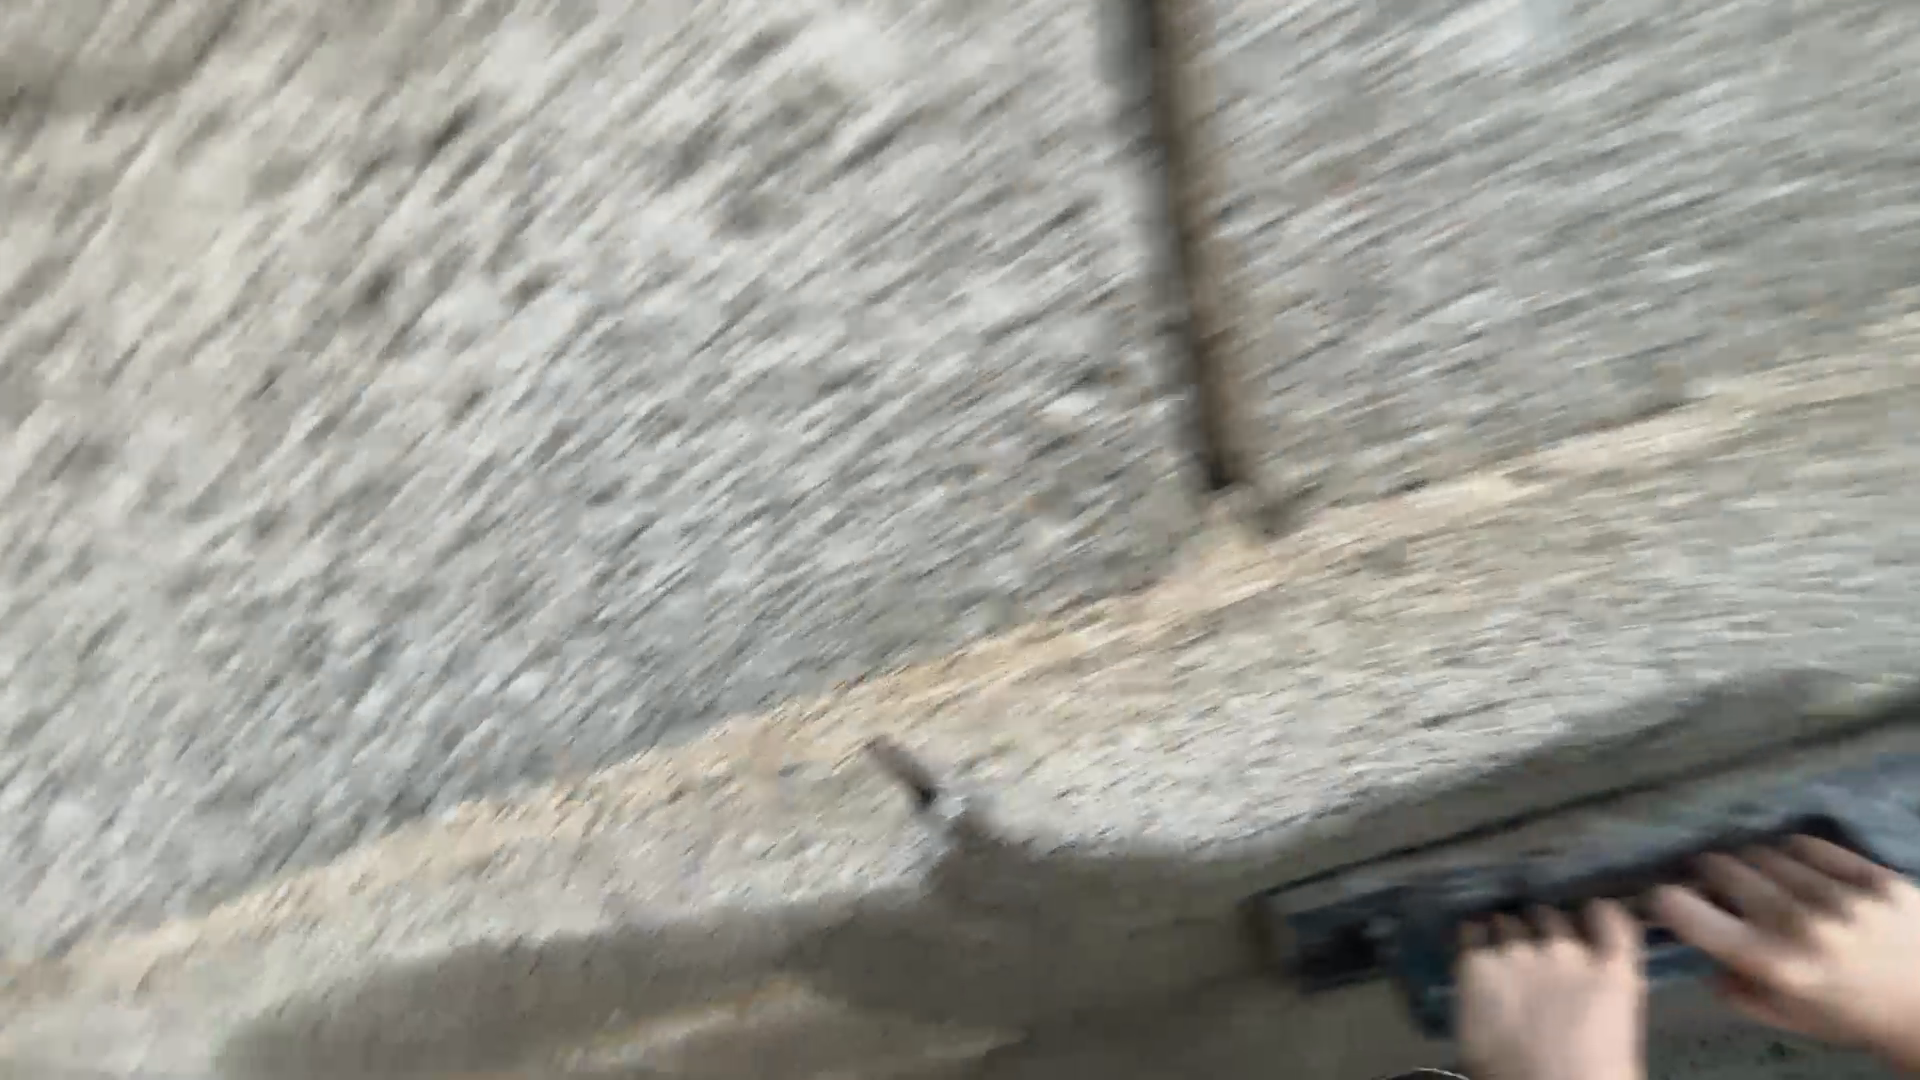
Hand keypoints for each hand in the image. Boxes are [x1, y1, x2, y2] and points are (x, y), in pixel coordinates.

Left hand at [1456, 900, 1646, 1079]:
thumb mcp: (1615, 1034)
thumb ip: (1597, 994)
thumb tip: (1580, 987)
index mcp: (1613, 976)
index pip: (1609, 918)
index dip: (1594, 914)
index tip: (1586, 918)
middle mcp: (1563, 951)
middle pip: (1546, 914)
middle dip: (1540, 927)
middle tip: (1533, 947)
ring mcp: (1515, 951)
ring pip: (1505, 920)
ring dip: (1503, 931)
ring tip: (1499, 950)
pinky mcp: (1475, 959)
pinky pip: (1470, 931)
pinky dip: (1472, 936)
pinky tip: (1472, 949)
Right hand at [1651, 835, 1919, 1070]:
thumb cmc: (1856, 1017)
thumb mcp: (1785, 1014)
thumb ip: (1726, 979)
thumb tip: (1679, 938)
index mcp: (1771, 962)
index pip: (1676, 905)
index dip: (1665, 899)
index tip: (1673, 902)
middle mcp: (1800, 925)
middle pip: (1716, 866)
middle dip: (1712, 877)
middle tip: (1724, 890)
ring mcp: (1844, 900)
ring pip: (1758, 852)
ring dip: (1755, 866)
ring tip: (1770, 883)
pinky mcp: (1879, 881)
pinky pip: (1805, 845)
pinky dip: (1793, 855)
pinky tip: (1804, 874)